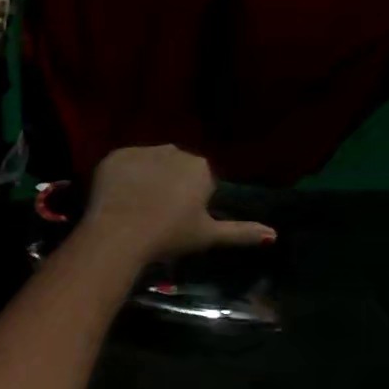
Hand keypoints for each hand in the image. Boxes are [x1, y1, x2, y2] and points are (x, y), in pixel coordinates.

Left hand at [83, 144, 275, 260]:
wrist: (120, 234)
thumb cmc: (169, 237)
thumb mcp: (207, 236)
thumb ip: (240, 232)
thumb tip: (274, 235)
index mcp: (201, 167)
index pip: (197, 181)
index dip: (186, 202)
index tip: (174, 221)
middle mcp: (174, 150)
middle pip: (172, 168)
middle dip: (165, 186)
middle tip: (152, 215)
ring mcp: (142, 151)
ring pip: (146, 164)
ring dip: (142, 179)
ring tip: (132, 208)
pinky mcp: (114, 156)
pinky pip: (120, 165)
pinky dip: (119, 178)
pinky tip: (115, 198)